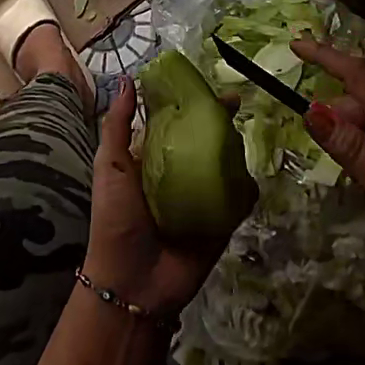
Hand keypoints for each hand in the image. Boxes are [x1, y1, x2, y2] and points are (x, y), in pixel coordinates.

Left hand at [81, 78, 229, 318]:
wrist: (132, 284)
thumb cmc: (114, 218)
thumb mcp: (110, 166)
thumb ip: (118, 125)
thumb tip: (128, 80)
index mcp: (148, 158)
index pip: (172, 122)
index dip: (187, 103)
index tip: (204, 84)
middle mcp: (175, 174)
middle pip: (202, 141)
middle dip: (217, 122)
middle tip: (237, 104)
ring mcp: (199, 199)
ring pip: (223, 167)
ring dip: (234, 150)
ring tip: (247, 131)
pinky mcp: (218, 224)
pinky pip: (236, 201)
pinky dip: (246, 188)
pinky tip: (255, 173)